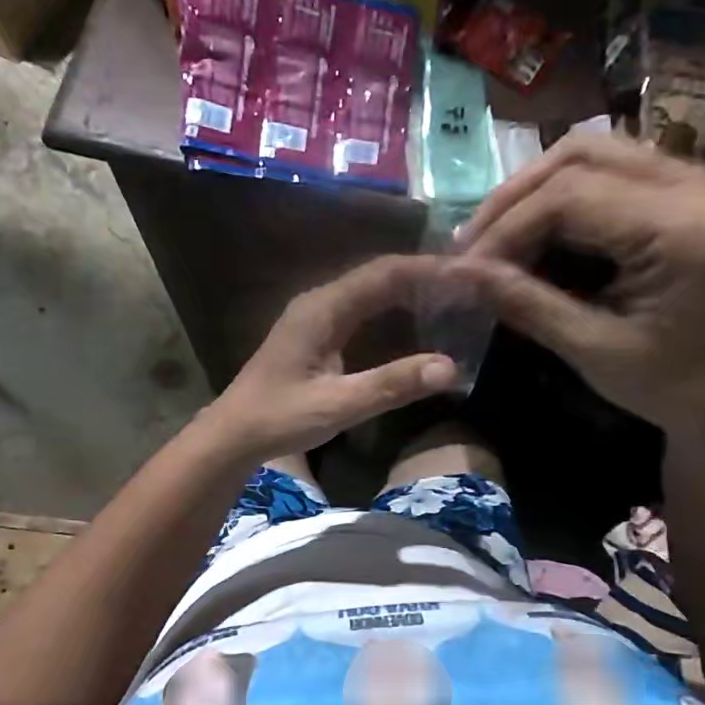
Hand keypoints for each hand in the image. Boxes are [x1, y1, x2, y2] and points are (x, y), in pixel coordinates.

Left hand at [202, 256, 458, 462]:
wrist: (233, 434)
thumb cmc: (279, 419)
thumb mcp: (338, 405)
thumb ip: (391, 385)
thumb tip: (450, 367)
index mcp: (322, 308)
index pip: (384, 274)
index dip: (428, 270)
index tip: (470, 272)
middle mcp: (319, 302)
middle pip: (378, 276)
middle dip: (424, 276)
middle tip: (470, 283)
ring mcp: (314, 316)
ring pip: (369, 291)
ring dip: (408, 290)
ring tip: (452, 296)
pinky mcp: (314, 334)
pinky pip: (360, 309)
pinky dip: (391, 308)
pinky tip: (414, 320)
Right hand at [452, 133, 704, 426]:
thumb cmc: (670, 386)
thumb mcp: (590, 349)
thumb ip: (524, 303)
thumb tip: (456, 273)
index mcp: (684, 229)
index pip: (570, 196)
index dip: (506, 226)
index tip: (465, 267)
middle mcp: (699, 185)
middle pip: (580, 155)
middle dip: (513, 198)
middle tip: (472, 245)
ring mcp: (699, 181)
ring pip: (594, 152)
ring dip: (534, 190)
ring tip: (496, 235)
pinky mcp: (689, 191)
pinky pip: (612, 168)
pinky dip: (562, 194)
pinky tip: (536, 231)